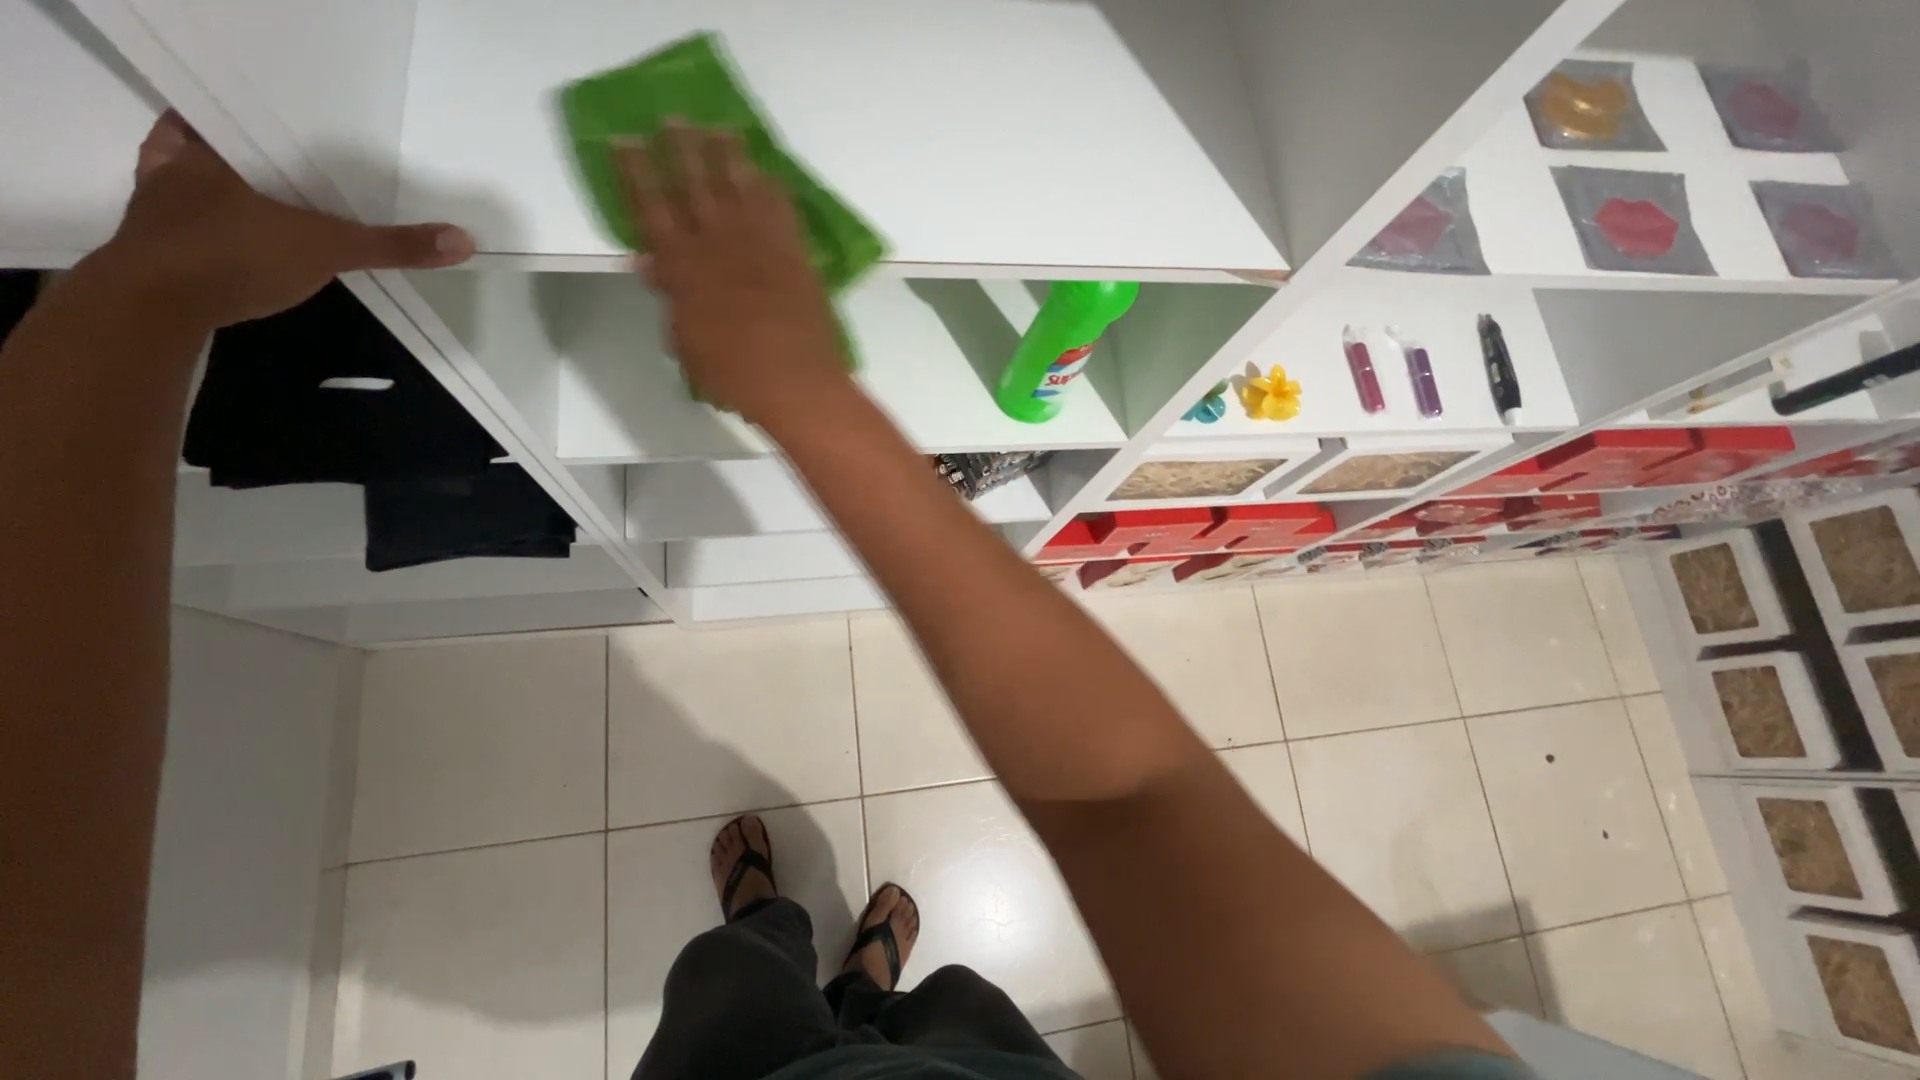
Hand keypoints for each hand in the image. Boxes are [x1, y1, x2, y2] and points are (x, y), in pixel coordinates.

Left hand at [95, 112, 474, 327]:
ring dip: (230, 192)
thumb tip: (464, 240)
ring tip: (280, 200)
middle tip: (295, 162)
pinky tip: (247, 240)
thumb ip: (391, 245)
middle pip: (212, 148)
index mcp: (199, 147)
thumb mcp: (327, 247)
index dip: (254, 117)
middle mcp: (170, 168)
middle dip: (248, 156)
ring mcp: (155, 209)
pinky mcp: (157, 250)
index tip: (285, 124)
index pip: (222, 111)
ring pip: (197, 186)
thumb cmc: (231, 254)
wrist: (153, 308)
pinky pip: (192, 226)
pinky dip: (218, 230)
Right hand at [614, 124, 848, 426]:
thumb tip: (650, 266)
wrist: (796, 382)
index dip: (635, 172)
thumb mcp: (688, 344)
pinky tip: (767, 174)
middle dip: (680, 148)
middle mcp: (719, 244)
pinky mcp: (796, 252)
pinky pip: (782, 209)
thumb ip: (671, 301)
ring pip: (740, 187)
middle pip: (695, 184)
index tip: (624, 140)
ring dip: (728, 156)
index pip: (651, 208)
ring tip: (720, 130)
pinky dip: (773, 189)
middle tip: (674, 118)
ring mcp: (760, 244)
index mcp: (683, 267)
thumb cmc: (733, 374)